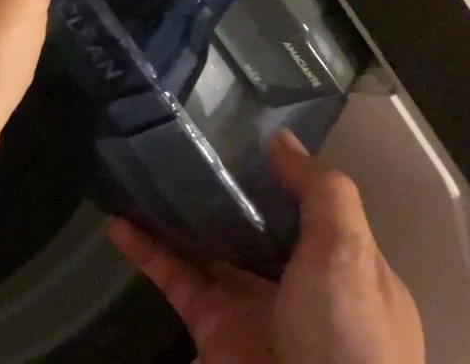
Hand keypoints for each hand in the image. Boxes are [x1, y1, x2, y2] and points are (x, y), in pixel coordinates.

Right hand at [107, 131, 423, 363]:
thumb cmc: (347, 339)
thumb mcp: (350, 257)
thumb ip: (321, 194)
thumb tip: (282, 140)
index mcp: (344, 267)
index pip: (309, 207)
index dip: (277, 171)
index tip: (237, 130)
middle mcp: (298, 284)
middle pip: (253, 223)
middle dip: (221, 188)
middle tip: (179, 141)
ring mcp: (251, 304)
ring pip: (208, 245)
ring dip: (175, 213)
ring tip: (140, 170)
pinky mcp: (210, 324)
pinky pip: (174, 276)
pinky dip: (145, 250)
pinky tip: (118, 222)